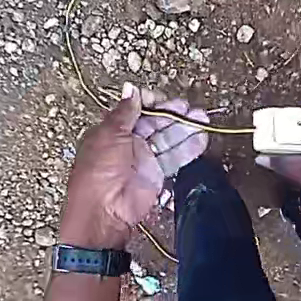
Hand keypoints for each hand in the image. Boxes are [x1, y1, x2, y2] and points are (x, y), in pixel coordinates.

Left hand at [60, 85, 208, 248]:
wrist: (104, 211)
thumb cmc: (98, 172)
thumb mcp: (110, 135)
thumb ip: (125, 112)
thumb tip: (131, 89)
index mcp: (113, 130)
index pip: (136, 110)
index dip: (151, 103)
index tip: (163, 100)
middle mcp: (129, 142)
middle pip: (156, 123)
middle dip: (173, 114)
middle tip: (189, 108)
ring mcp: (144, 158)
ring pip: (168, 139)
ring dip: (185, 129)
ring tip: (202, 119)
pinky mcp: (157, 174)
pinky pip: (174, 157)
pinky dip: (188, 148)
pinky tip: (202, 138)